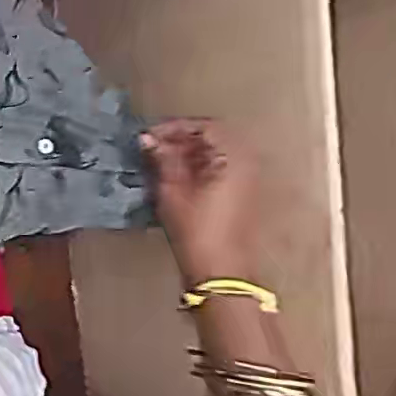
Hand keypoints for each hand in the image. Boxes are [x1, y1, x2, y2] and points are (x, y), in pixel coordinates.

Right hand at [141, 118, 260, 282]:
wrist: (220, 268)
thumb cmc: (196, 228)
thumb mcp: (172, 190)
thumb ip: (162, 159)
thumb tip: (148, 139)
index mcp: (234, 158)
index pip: (206, 127)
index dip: (175, 128)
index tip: (148, 136)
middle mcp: (247, 164)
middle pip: (213, 139)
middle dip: (180, 140)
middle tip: (150, 148)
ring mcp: (247, 180)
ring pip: (215, 155)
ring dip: (186, 154)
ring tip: (157, 163)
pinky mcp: (241, 195)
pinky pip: (218, 170)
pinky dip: (195, 167)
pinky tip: (173, 178)